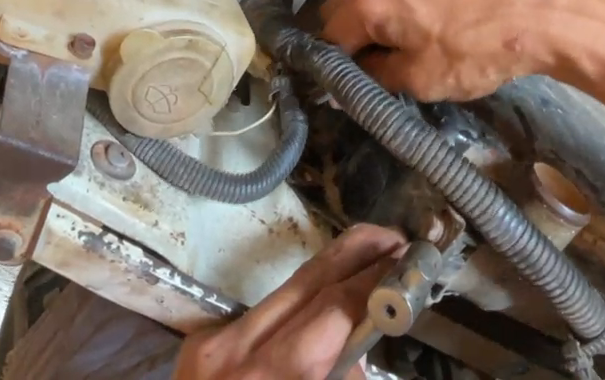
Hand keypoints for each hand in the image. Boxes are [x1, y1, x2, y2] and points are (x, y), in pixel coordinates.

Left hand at [174, 224, 406, 379]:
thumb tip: (357, 355)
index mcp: (276, 379)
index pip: (333, 311)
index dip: (373, 282)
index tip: (406, 263)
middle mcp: (238, 353)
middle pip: (309, 283)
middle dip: (356, 253)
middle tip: (395, 238)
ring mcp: (213, 345)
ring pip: (283, 291)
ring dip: (329, 271)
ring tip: (367, 256)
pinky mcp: (198, 346)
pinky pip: (260, 314)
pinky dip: (296, 304)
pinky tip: (321, 298)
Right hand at [319, 0, 597, 100]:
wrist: (534, 10)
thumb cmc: (476, 50)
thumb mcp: (421, 80)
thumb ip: (376, 76)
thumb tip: (355, 74)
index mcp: (364, 2)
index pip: (327, 37)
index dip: (334, 65)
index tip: (348, 84)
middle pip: (332, 2)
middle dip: (341, 31)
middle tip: (367, 60)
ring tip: (375, 24)